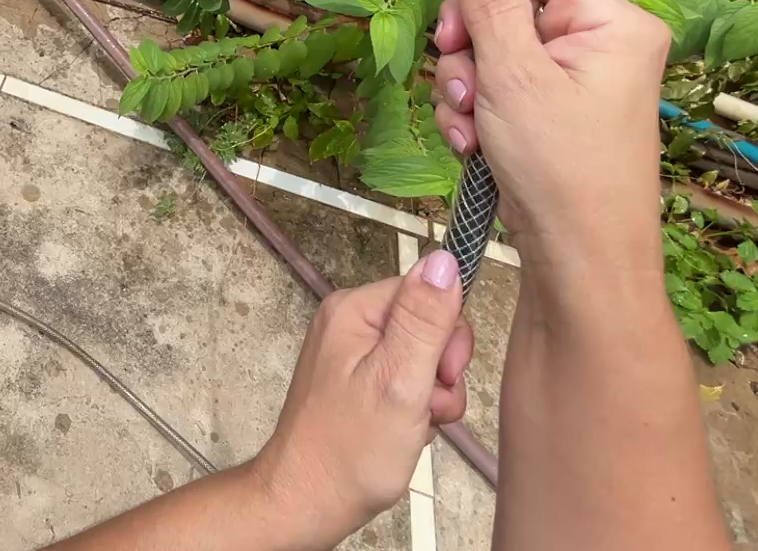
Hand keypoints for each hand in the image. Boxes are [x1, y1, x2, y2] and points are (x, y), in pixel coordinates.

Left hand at [249, 251, 472, 548]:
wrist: (310, 497)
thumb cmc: (348, 449)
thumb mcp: (399, 381)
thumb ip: (424, 320)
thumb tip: (443, 259)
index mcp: (353, 309)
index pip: (425, 290)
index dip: (446, 336)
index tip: (438, 373)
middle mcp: (349, 321)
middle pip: (427, 324)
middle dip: (440, 370)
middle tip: (422, 404)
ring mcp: (353, 350)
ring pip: (423, 357)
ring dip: (431, 395)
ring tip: (410, 422)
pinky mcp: (359, 377)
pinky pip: (408, 379)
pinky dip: (416, 407)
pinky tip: (402, 429)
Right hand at [429, 0, 671, 273]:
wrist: (576, 253)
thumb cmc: (561, 164)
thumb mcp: (516, 78)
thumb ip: (491, 10)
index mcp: (607, 25)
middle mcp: (589, 43)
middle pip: (499, 7)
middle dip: (465, 43)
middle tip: (457, 72)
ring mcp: (564, 77)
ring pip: (483, 50)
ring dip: (461, 84)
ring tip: (470, 124)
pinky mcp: (541, 106)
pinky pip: (486, 84)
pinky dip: (469, 109)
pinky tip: (473, 140)